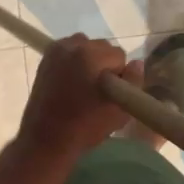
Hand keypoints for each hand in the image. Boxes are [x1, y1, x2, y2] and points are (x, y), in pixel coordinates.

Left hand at [19, 34, 141, 157]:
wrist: (47, 138)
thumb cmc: (86, 127)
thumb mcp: (119, 110)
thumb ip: (133, 82)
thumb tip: (136, 63)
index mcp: (92, 57)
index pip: (119, 55)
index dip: (119, 74)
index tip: (111, 92)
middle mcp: (74, 46)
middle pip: (102, 46)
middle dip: (105, 63)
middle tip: (98, 88)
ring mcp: (57, 50)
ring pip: (85, 45)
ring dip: (89, 58)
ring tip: (84, 83)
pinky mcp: (46, 57)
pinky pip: (69, 49)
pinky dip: (73, 58)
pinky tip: (71, 78)